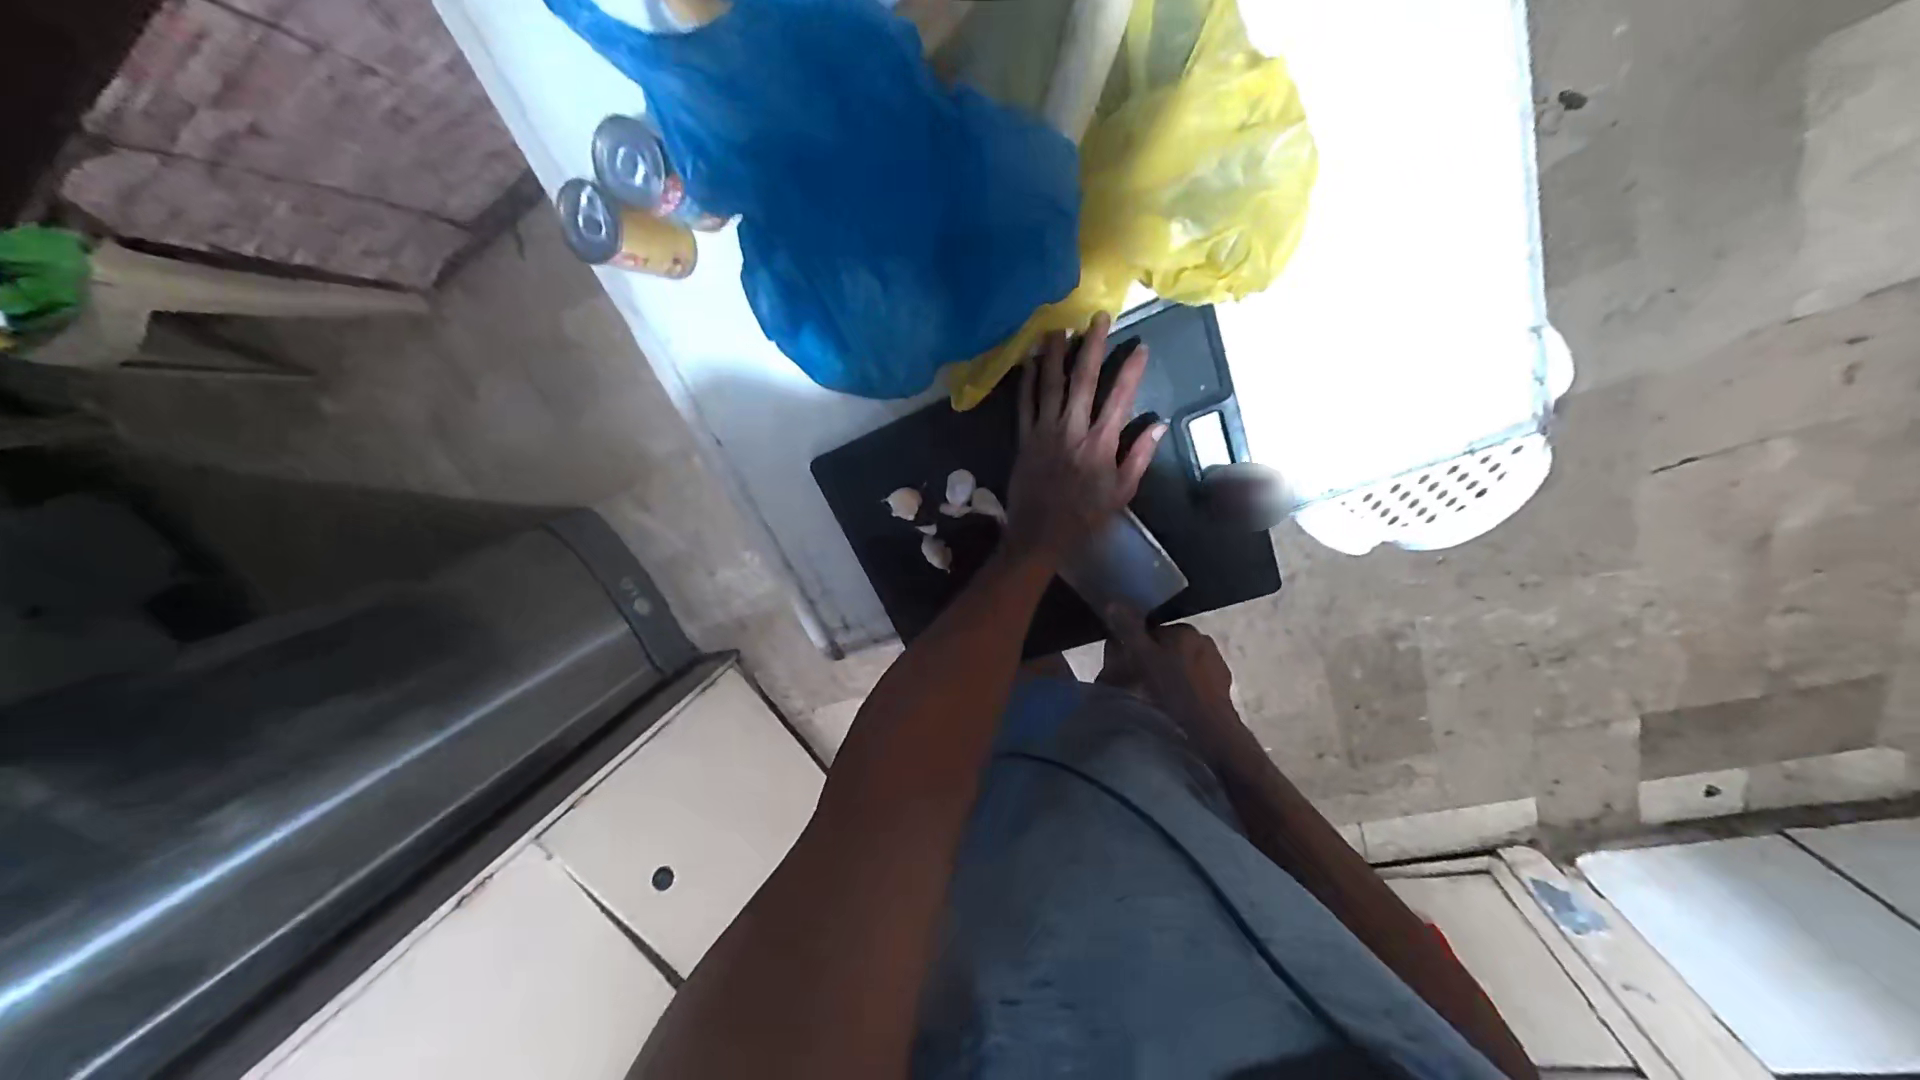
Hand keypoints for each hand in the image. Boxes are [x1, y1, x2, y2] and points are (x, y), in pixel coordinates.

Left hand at [1005, 312, 1165, 562]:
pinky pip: (1025, 404)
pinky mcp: (1024, 438)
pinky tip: (1031, 361)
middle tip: (1097, 317)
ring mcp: (1044, 432)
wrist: (1039, 534)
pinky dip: (1028, 381)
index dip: (1132, 369)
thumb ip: (1139, 456)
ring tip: (1059, 327)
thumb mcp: (1122, 492)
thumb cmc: (1085, 516)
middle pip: (1083, 380)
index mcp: (1100, 443)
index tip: (1141, 347)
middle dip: (1092, 346)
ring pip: (1050, 385)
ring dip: (1055, 354)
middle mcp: (1072, 430)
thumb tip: (1159, 425)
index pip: (1120, 397)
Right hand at [1100, 612, 1235, 725]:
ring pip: (1183, 665)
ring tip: (1157, 696)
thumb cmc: (1172, 690)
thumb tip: (1114, 602)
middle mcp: (1204, 640)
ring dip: (1171, 675)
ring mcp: (1217, 664)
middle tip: (1140, 682)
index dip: (1138, 646)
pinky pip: (1196, 682)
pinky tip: (1176, 704)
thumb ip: (1128, 629)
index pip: (1153, 631)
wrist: (1209, 730)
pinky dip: (1186, 688)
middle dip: (1155, 660)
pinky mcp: (1223, 686)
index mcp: (1184, 630)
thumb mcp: (1142, 657)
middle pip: (1169, 647)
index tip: (1128, 664)